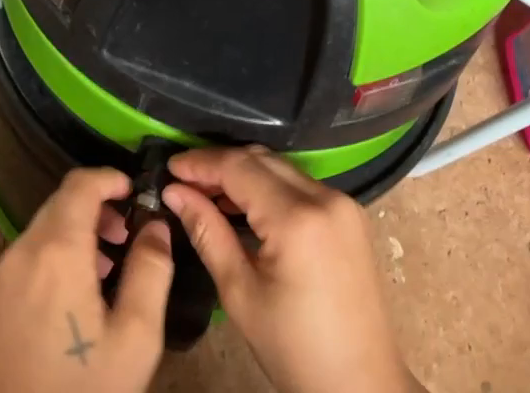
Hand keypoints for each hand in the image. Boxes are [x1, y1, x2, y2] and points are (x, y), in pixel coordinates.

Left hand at [0, 167, 174, 392]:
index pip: (79, 185)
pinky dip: (46, 263)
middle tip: (125, 238)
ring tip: (102, 273)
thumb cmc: (85, 390)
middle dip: (94, 210)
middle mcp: (17, 255)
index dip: (109, 178)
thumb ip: (151, 271)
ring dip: (70, 238)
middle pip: (57, 207)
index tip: (134, 192)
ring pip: (36, 236)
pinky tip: (65, 304)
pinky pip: (17, 265)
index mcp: (56, 253)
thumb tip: (157, 226)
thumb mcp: (136, 337)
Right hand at [165, 146, 424, 392]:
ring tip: (206, 195)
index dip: (200, 163)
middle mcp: (325, 197)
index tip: (169, 168)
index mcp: (297, 218)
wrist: (361, 383)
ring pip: (281, 169)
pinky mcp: (350, 216)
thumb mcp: (239, 292)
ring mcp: (343, 204)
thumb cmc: (294, 346)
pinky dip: (269, 188)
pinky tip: (244, 208)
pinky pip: (300, 185)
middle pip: (261, 159)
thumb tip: (175, 192)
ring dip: (244, 174)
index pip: (239, 167)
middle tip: (183, 182)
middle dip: (219, 165)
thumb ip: (207, 232)